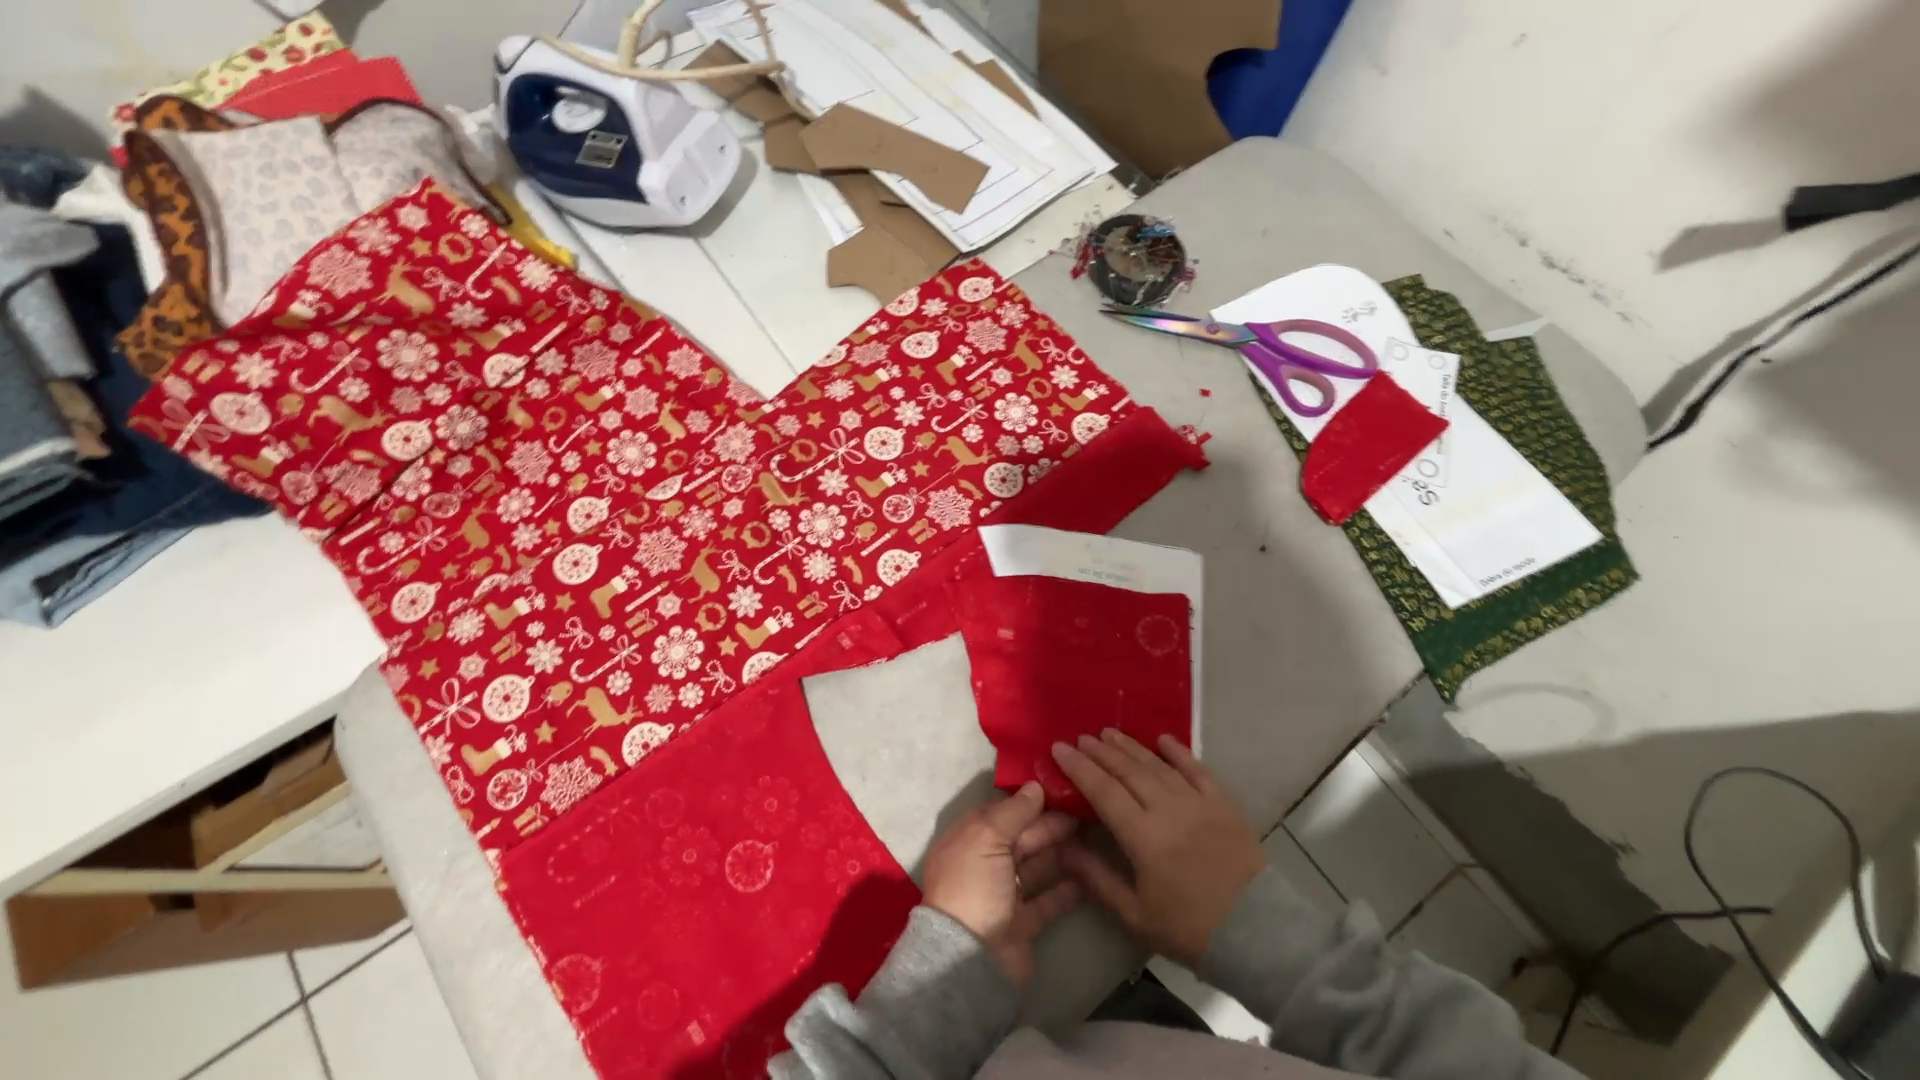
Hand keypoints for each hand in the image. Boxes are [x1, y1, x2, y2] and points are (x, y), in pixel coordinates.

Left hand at [920, 782, 1080, 988]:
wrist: (970, 958)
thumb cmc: (973, 886)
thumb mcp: (986, 837)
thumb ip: (1013, 811)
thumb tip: (1035, 786)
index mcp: (968, 840)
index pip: (1000, 812)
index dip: (1027, 800)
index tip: (1059, 787)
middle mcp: (985, 864)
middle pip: (1022, 837)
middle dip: (1051, 824)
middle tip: (1086, 809)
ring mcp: (1005, 894)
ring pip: (1038, 865)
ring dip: (1063, 851)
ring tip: (1094, 835)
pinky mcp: (1024, 922)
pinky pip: (1049, 898)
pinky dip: (1068, 887)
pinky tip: (1091, 873)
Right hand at [1054, 731, 1264, 967]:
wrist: (1255, 932)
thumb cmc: (1190, 929)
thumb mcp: (1135, 915)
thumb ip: (1097, 878)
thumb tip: (1063, 848)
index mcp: (1144, 837)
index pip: (1103, 791)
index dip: (1079, 768)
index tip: (1059, 748)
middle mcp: (1169, 810)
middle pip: (1128, 772)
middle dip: (1101, 752)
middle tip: (1081, 738)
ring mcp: (1199, 803)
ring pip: (1158, 766)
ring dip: (1132, 747)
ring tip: (1110, 733)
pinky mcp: (1223, 804)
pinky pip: (1197, 770)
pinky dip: (1178, 752)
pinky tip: (1162, 739)